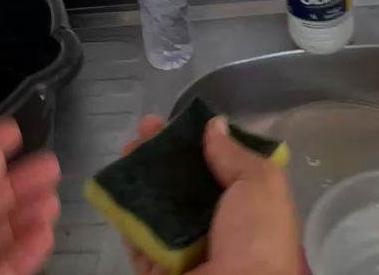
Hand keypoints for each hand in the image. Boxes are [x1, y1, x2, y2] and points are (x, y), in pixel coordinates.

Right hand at [121, 114, 300, 274]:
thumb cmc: (255, 238)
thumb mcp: (262, 184)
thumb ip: (236, 153)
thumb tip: (214, 124)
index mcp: (245, 208)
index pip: (219, 166)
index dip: (199, 140)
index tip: (180, 119)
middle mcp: (214, 225)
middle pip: (183, 180)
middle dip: (163, 151)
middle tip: (144, 126)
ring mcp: (182, 247)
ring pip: (156, 202)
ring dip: (140, 173)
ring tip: (127, 146)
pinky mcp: (154, 265)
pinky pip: (136, 232)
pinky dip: (124, 208)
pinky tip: (117, 181)